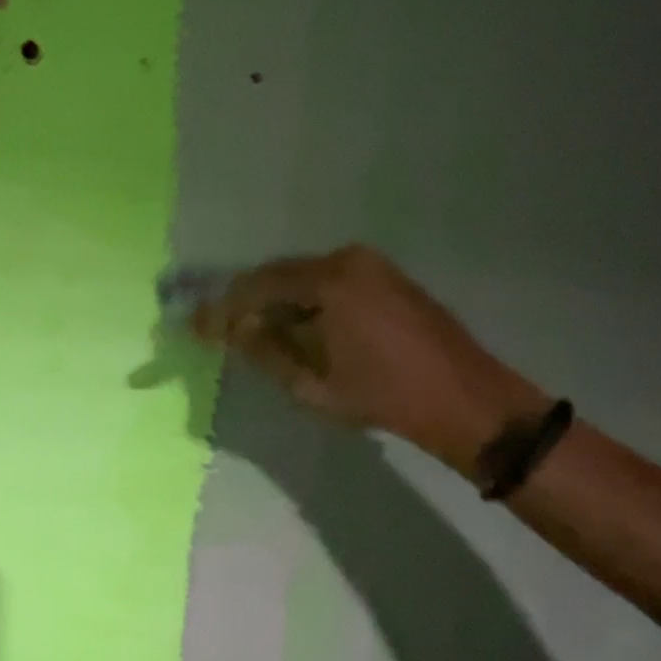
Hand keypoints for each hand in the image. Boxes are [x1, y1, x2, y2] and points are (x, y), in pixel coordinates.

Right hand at [189, 244, 549, 473]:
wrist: (466, 400)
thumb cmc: (385, 397)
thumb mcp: (313, 385)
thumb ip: (266, 352)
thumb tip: (234, 332)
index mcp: (329, 281)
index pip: (258, 285)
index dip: (223, 308)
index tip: (194, 326)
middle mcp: (348, 260)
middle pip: (280, 276)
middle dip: (247, 303)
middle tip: (217, 328)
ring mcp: (372, 266)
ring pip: (304, 279)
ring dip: (276, 303)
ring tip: (250, 333)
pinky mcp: (387, 279)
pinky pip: (330, 283)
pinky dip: (305, 302)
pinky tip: (292, 327)